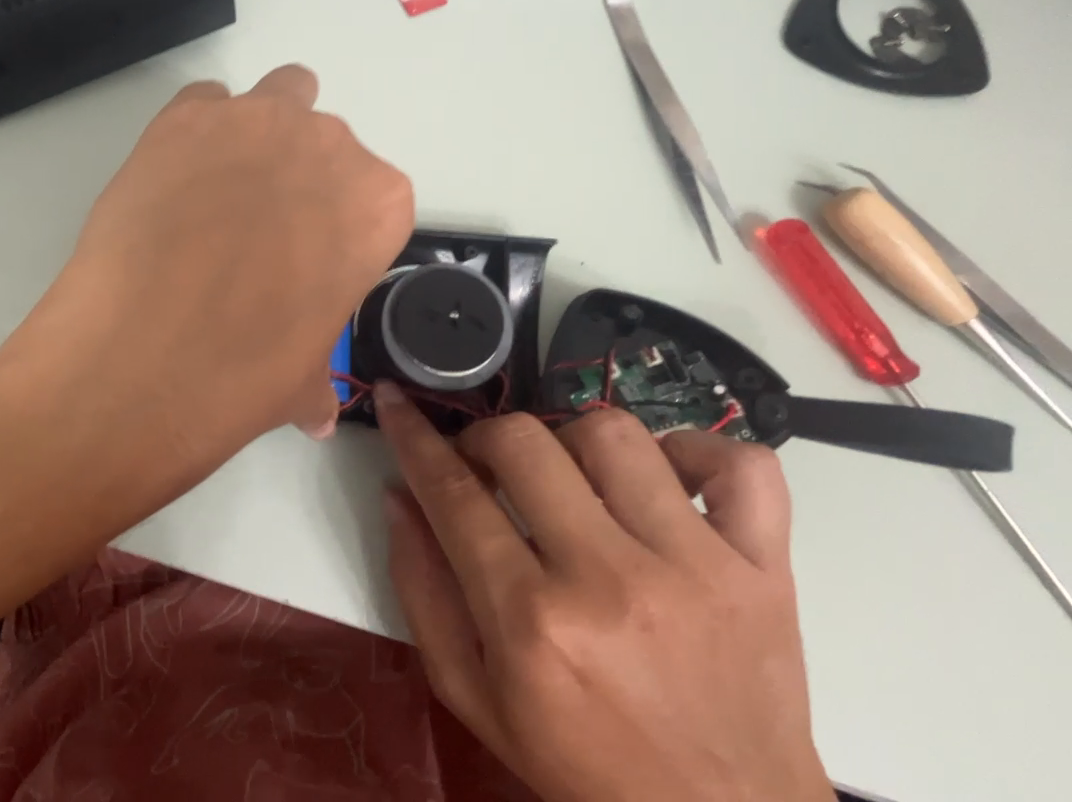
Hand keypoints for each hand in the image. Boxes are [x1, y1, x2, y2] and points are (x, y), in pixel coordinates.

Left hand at [0, 65, 411, 479]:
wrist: (149, 350)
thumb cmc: (246, 370)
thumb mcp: (300, 383)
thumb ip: (314, 383)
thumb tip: (315, 416)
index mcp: (378, 203)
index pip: (369, 196)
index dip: (331, 226)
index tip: (299, 257)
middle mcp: (328, 144)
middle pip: (321, 142)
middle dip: (292, 178)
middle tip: (248, 230)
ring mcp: (255, 120)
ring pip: (273, 98)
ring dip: (255, 131)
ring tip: (215, 186)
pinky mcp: (184, 117)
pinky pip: (201, 103)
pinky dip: (193, 131)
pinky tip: (169, 177)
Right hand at [378, 388, 832, 801]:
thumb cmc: (578, 761)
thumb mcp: (467, 692)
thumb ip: (421, 588)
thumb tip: (398, 495)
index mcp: (528, 618)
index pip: (451, 490)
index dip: (411, 434)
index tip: (395, 401)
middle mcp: (608, 578)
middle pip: (523, 442)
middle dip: (484, 438)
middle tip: (485, 467)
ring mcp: (697, 567)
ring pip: (614, 434)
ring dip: (569, 441)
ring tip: (568, 478)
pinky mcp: (767, 570)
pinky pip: (740, 466)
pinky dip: (696, 450)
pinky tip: (663, 478)